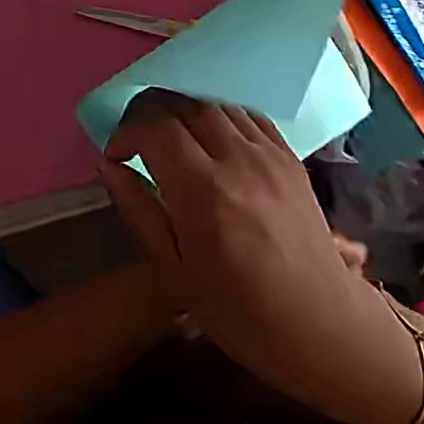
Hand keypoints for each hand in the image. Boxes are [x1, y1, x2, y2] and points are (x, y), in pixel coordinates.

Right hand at [99, 89, 422, 423]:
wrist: (315, 318)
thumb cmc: (238, 310)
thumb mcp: (174, 269)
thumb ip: (139, 209)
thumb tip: (108, 165)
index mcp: (203, 191)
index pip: (157, 128)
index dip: (129, 131)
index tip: (118, 153)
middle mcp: (238, 159)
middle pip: (187, 105)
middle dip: (153, 111)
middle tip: (139, 136)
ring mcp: (269, 153)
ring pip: (219, 104)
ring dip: (187, 109)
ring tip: (172, 135)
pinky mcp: (290, 156)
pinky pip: (251, 116)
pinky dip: (222, 115)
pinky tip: (214, 137)